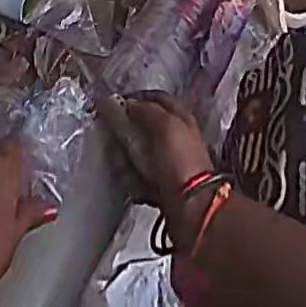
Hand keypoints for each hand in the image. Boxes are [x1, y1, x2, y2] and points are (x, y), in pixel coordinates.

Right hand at [123, 92, 214, 212]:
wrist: (192, 209)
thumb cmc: (179, 161)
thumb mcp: (165, 126)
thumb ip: (147, 111)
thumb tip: (130, 103)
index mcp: (181, 118)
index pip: (158, 98)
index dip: (139, 97)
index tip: (117, 102)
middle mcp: (177, 138)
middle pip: (147, 125)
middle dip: (129, 129)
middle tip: (113, 131)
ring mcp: (171, 162)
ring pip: (141, 152)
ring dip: (128, 156)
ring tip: (118, 160)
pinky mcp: (163, 185)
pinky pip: (141, 177)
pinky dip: (133, 179)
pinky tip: (130, 182)